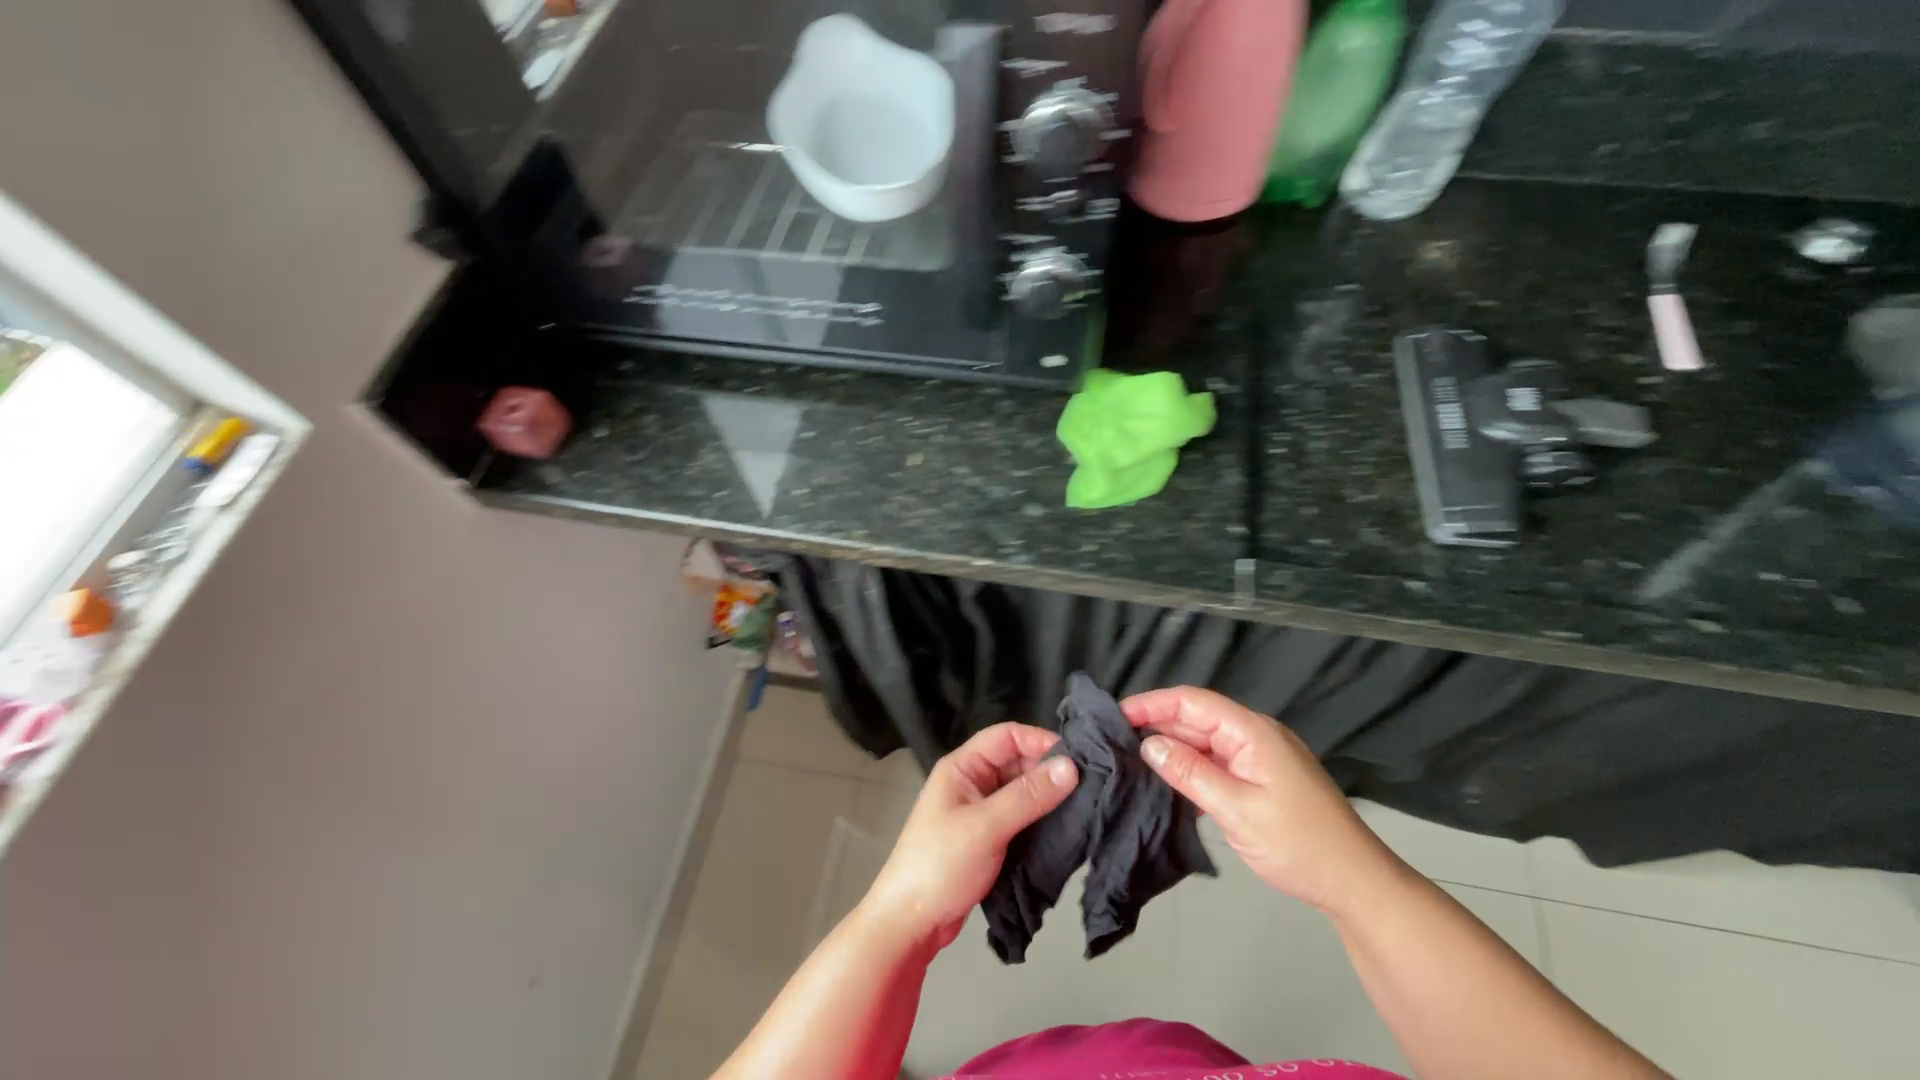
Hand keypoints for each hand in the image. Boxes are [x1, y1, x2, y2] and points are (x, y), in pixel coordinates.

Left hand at [861, 723, 1078, 949]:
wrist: (911, 922)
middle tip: (1092, 785)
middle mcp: (973, 783)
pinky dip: (1043, 820)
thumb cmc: (941, 864)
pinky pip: (1022, 818)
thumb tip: (1071, 767)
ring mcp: (981, 812)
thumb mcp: (985, 827)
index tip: (1079, 758)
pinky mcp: (991, 838)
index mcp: (963, 767)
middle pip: (1018, 762)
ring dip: (1050, 798)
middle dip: (1050, 770)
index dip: (1041, 740)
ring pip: (1023, 792)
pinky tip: (1069, 828)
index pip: (1007, 736)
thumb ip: (1028, 796)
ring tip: (1087, 805)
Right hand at [1122, 686, 1401, 916]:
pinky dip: (1190, 767)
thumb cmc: (1299, 844)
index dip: (1152, 704)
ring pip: (1204, 741)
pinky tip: (1165, 781)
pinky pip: (1216, 762)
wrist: (1354, 882)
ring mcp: (1259, 758)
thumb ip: (1190, 774)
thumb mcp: (1237, 810)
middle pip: (1196, 718)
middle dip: (1155, 724)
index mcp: (1253, 732)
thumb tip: (1148, 744)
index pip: (1192, 702)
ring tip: (1128, 758)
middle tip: (1112, 740)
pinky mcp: (1260, 779)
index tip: (1114, 716)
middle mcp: (1255, 736)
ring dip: (1170, 747)